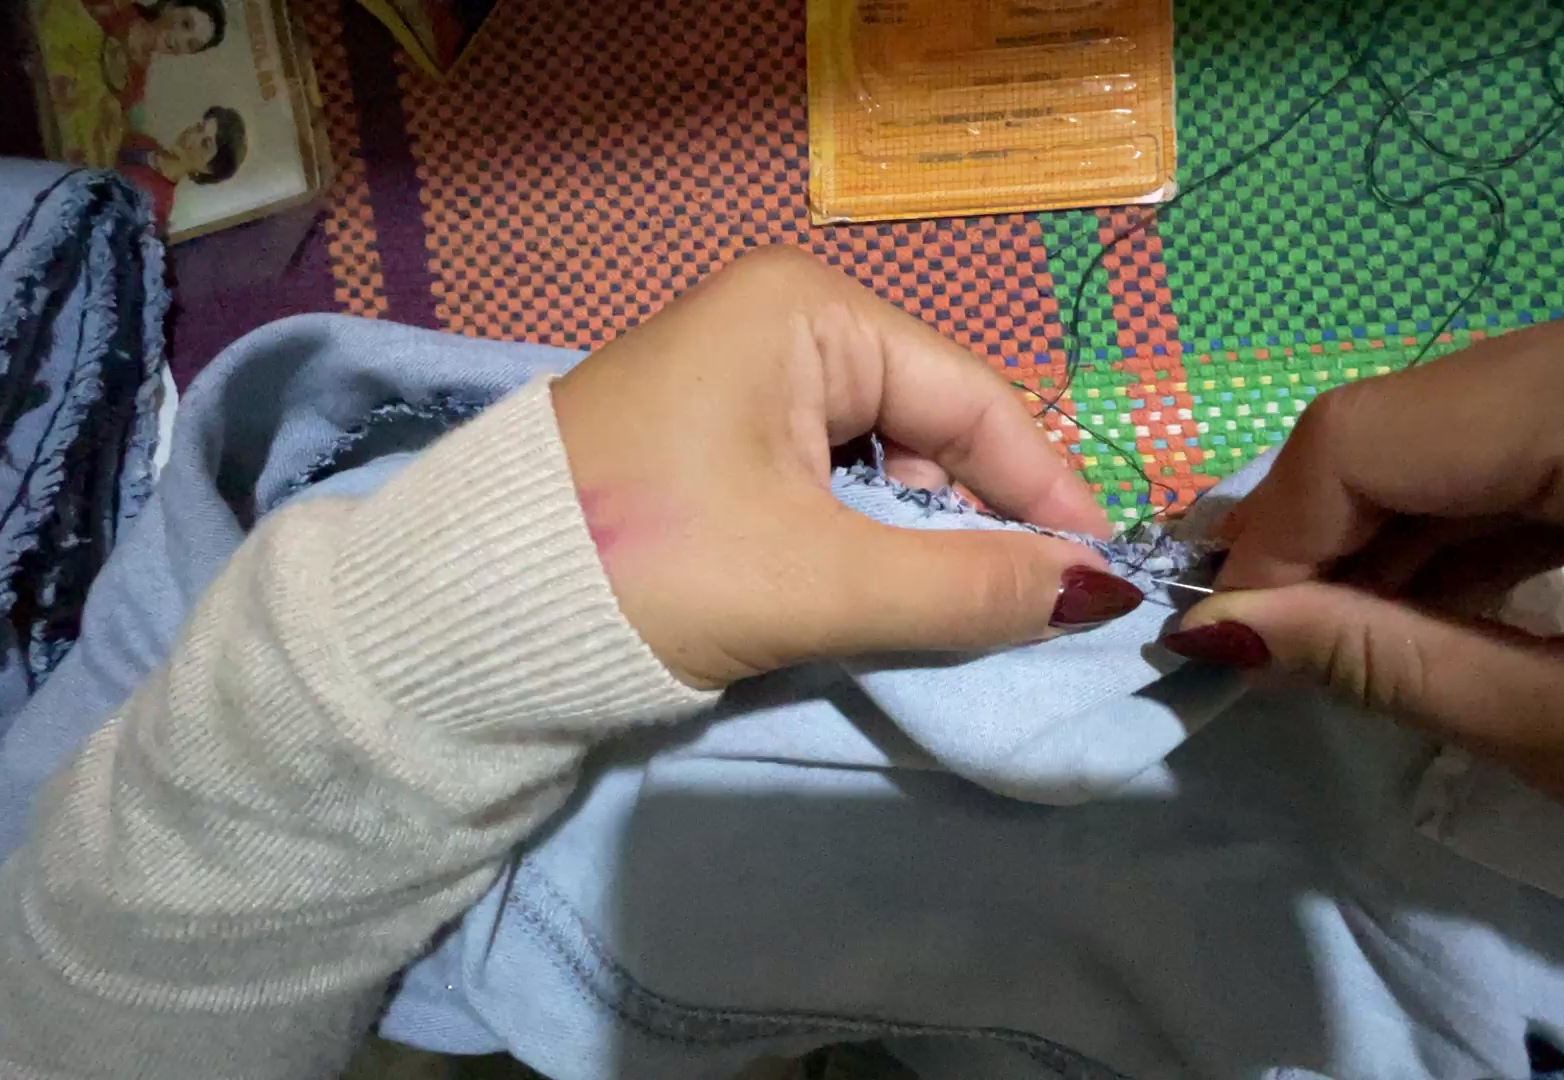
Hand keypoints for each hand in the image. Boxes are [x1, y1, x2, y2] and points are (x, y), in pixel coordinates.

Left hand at [552, 247, 1137, 688]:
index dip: (1043, 487)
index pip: (970, 399)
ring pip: (882, 461)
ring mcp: (746, 383)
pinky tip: (869, 578)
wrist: (464, 619)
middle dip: (977, 514)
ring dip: (921, 533)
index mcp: (805, 314)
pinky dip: (866, 536)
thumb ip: (961, 587)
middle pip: (929, 426)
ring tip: (937, 597)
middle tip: (1019, 599)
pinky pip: (830, 481)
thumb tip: (1093, 593)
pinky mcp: (720, 440)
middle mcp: (779, 327)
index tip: (1099, 567)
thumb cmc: (642, 568)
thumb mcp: (815, 579)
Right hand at [1169, 220, 1563, 884]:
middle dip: (1331, 531)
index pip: (1373, 428)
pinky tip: (1468, 575)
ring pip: (1470, 408)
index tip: (1243, 626)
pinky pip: (1543, 410)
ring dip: (1400, 520)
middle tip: (1295, 630)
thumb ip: (1393, 668)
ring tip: (1376, 616)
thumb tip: (1221, 633)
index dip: (1278, 529)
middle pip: (1419, 410)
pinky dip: (1479, 501)